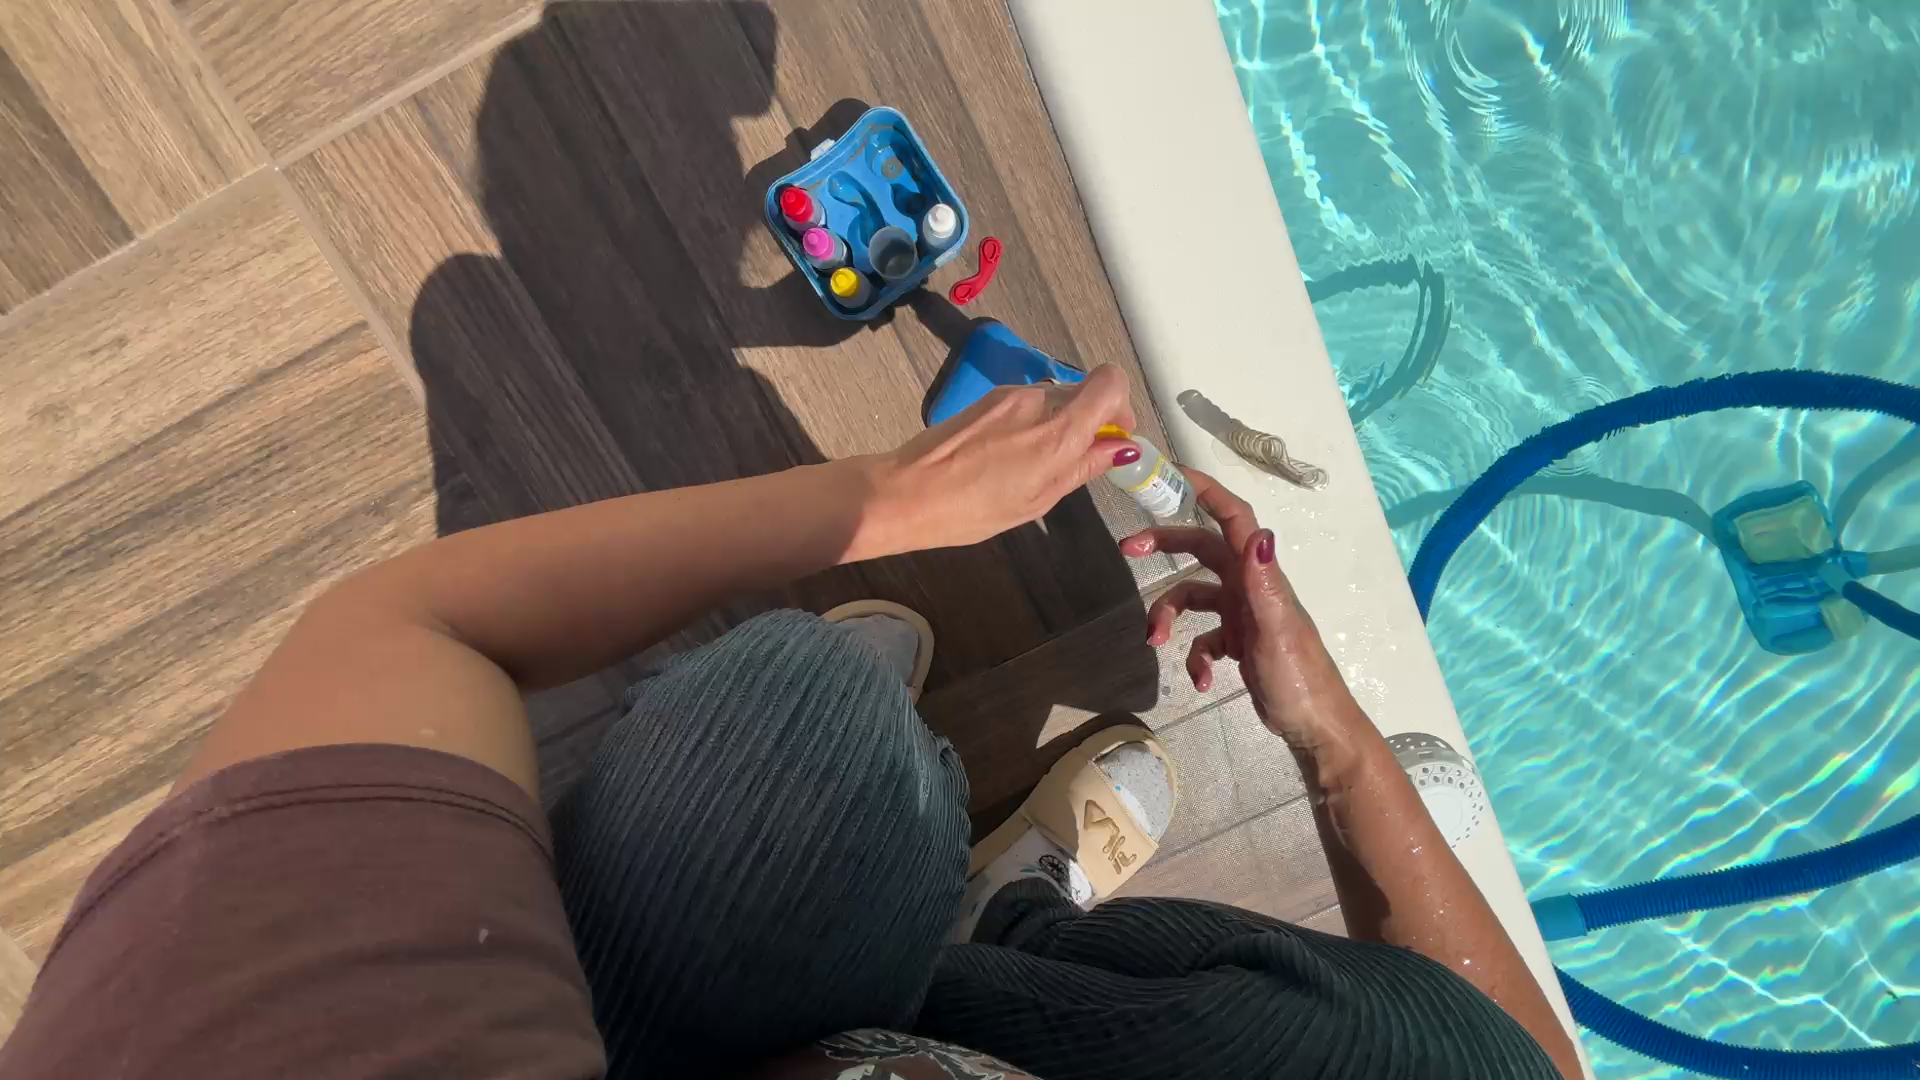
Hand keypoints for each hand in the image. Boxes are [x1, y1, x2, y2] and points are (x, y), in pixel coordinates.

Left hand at [861, 364, 1135, 553]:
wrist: (906, 492)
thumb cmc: (972, 510)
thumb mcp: (1037, 499)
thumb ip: (1082, 467)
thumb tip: (1122, 448)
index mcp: (1057, 430)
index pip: (1110, 382)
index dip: (1122, 406)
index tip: (1115, 436)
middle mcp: (1037, 401)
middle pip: (1084, 391)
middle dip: (1091, 420)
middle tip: (1079, 458)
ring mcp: (1008, 395)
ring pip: (1054, 398)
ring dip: (1060, 422)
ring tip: (1037, 464)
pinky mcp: (987, 399)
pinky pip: (1027, 403)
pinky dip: (1033, 422)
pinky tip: (1011, 456)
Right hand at [1117, 469, 1367, 754]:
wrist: (1315, 727)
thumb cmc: (1299, 677)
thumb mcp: (1277, 630)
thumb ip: (1264, 584)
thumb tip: (1258, 534)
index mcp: (1258, 573)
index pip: (1233, 517)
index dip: (1204, 490)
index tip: (1169, 473)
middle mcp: (1248, 585)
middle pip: (1199, 549)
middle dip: (1163, 546)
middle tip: (1126, 548)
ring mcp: (1240, 613)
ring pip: (1190, 597)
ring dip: (1168, 616)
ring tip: (1156, 642)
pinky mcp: (1236, 642)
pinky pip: (1201, 638)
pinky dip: (1194, 657)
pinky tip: (1202, 680)